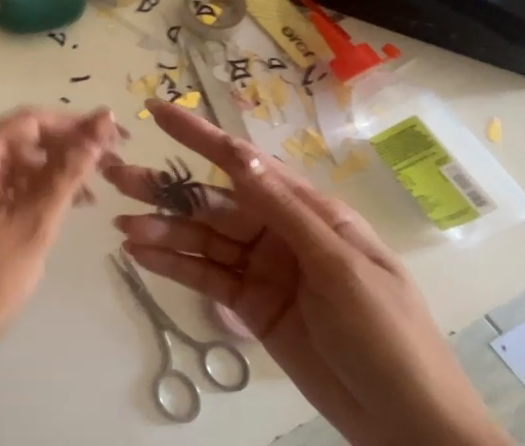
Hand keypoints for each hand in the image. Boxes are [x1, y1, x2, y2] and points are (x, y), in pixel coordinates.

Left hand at [0, 106, 122, 359]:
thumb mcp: (34, 224)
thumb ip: (67, 173)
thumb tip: (100, 124)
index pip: (30, 121)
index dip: (76, 124)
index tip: (117, 134)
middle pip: (22, 138)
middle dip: (68, 146)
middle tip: (115, 162)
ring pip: (16, 161)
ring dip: (55, 169)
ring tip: (99, 187)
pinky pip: (4, 182)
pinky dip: (35, 188)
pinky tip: (67, 204)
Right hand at [101, 100, 505, 445]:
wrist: (408, 424)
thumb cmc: (389, 336)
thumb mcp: (340, 267)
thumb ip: (284, 211)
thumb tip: (237, 154)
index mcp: (309, 212)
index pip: (244, 164)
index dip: (198, 136)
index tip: (154, 110)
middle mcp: (279, 232)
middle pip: (211, 201)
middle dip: (165, 187)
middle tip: (116, 176)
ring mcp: (261, 268)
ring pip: (200, 238)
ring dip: (161, 229)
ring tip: (120, 225)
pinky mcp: (248, 303)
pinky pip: (203, 275)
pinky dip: (171, 264)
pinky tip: (139, 255)